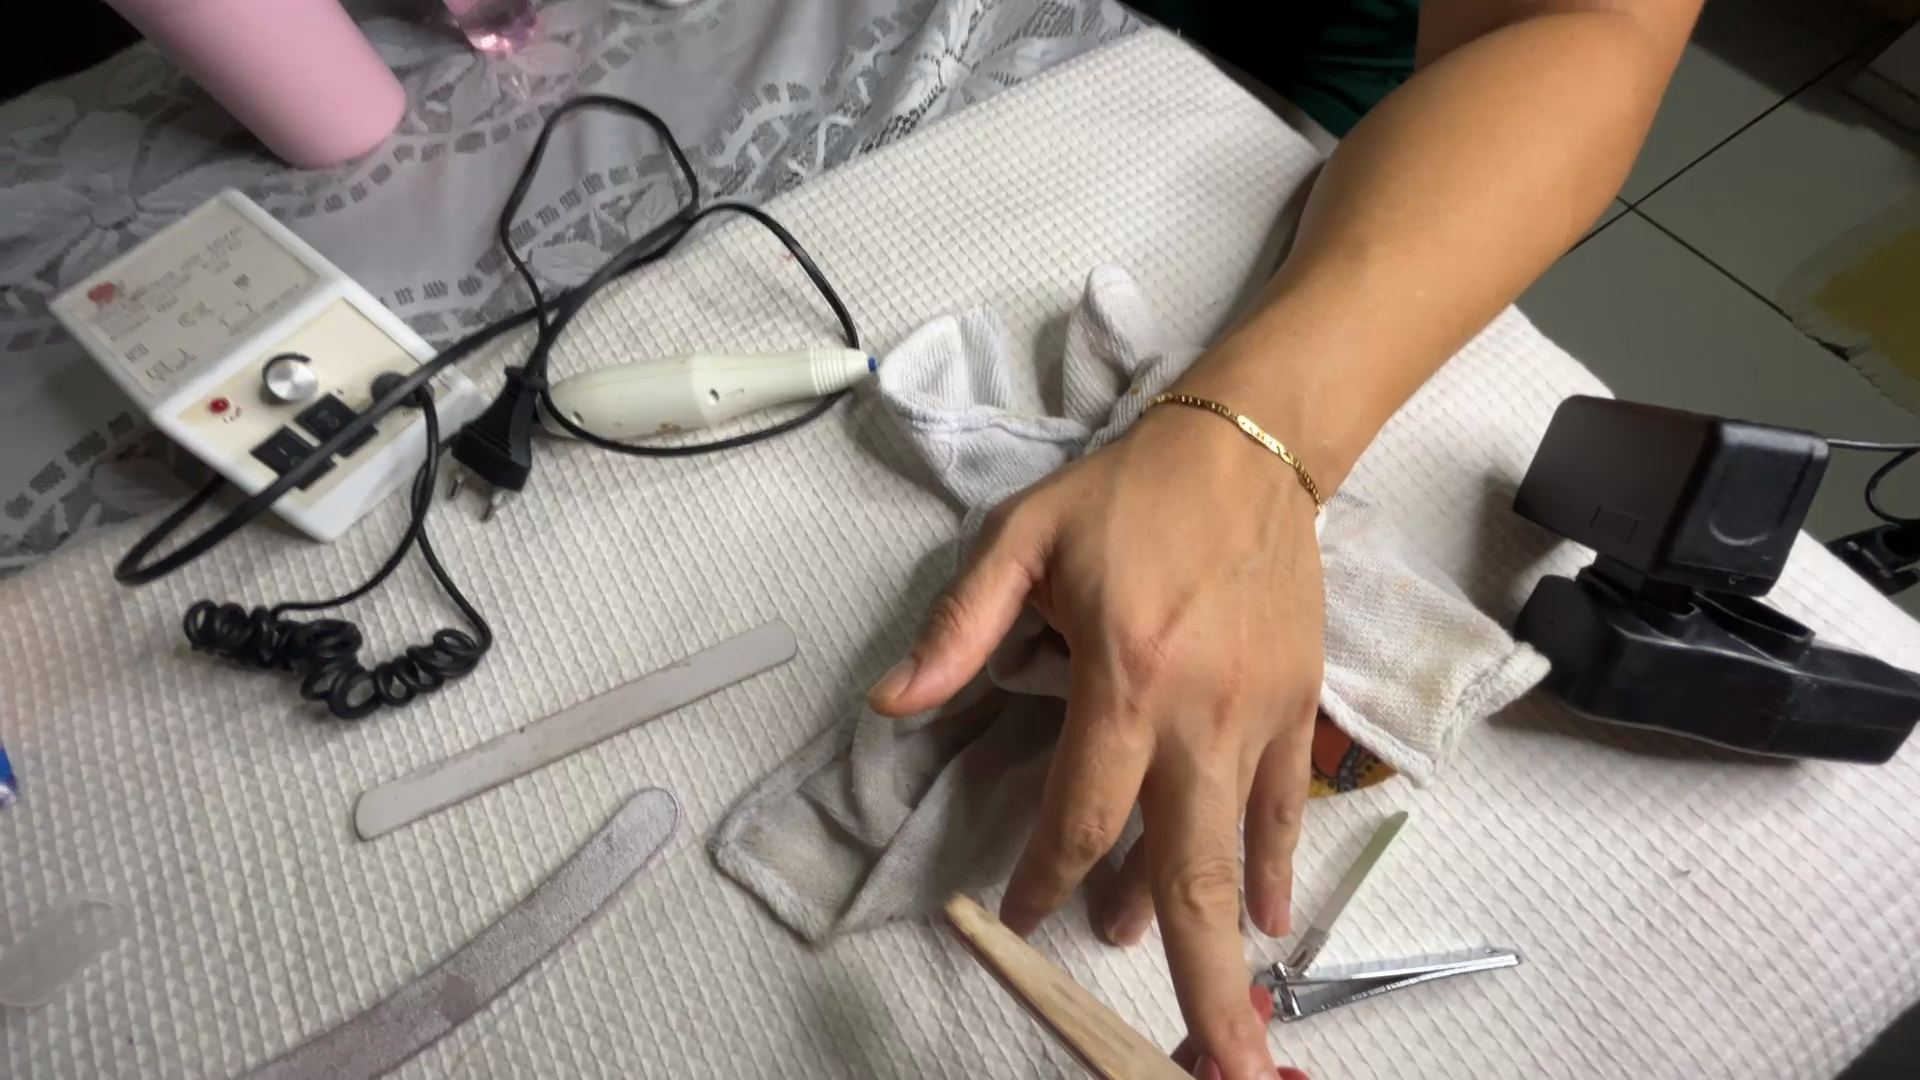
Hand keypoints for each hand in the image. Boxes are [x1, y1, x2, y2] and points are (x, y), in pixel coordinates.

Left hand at [869, 401, 1323, 1079]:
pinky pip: (1291, 804)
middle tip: (1194, 1067)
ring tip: (1193, 994)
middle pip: (1186, 866)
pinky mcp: (1301, 700)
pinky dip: (1276, 864)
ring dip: (1213, 929)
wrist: (1240, 455)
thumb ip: (959, 627)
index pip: (1080, 809)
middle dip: (1187, 976)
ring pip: (1237, 848)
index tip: (1019, 909)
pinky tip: (1268, 911)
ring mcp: (1261, 711)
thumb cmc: (1123, 496)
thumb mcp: (1022, 540)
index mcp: (1124, 672)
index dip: (1045, 873)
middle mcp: (1200, 710)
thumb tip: (892, 701)